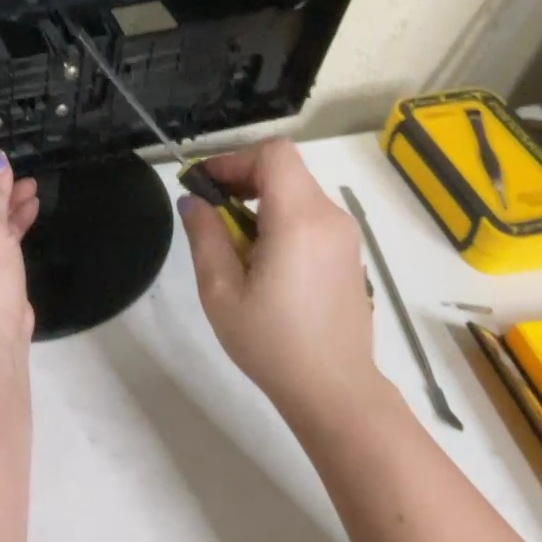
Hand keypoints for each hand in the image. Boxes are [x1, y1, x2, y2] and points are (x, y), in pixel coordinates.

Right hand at [179, 139, 385, 416]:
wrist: (332, 387)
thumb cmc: (270, 342)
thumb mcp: (221, 292)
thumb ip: (206, 237)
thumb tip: (193, 202)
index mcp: (299, 220)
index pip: (273, 154)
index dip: (234, 159)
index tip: (204, 185)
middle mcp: (329, 217)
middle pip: (286, 169)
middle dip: (243, 178)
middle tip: (210, 212)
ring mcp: (344, 235)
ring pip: (298, 192)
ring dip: (261, 200)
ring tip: (232, 242)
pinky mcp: (348, 254)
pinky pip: (311, 217)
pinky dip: (281, 219)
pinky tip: (261, 259)